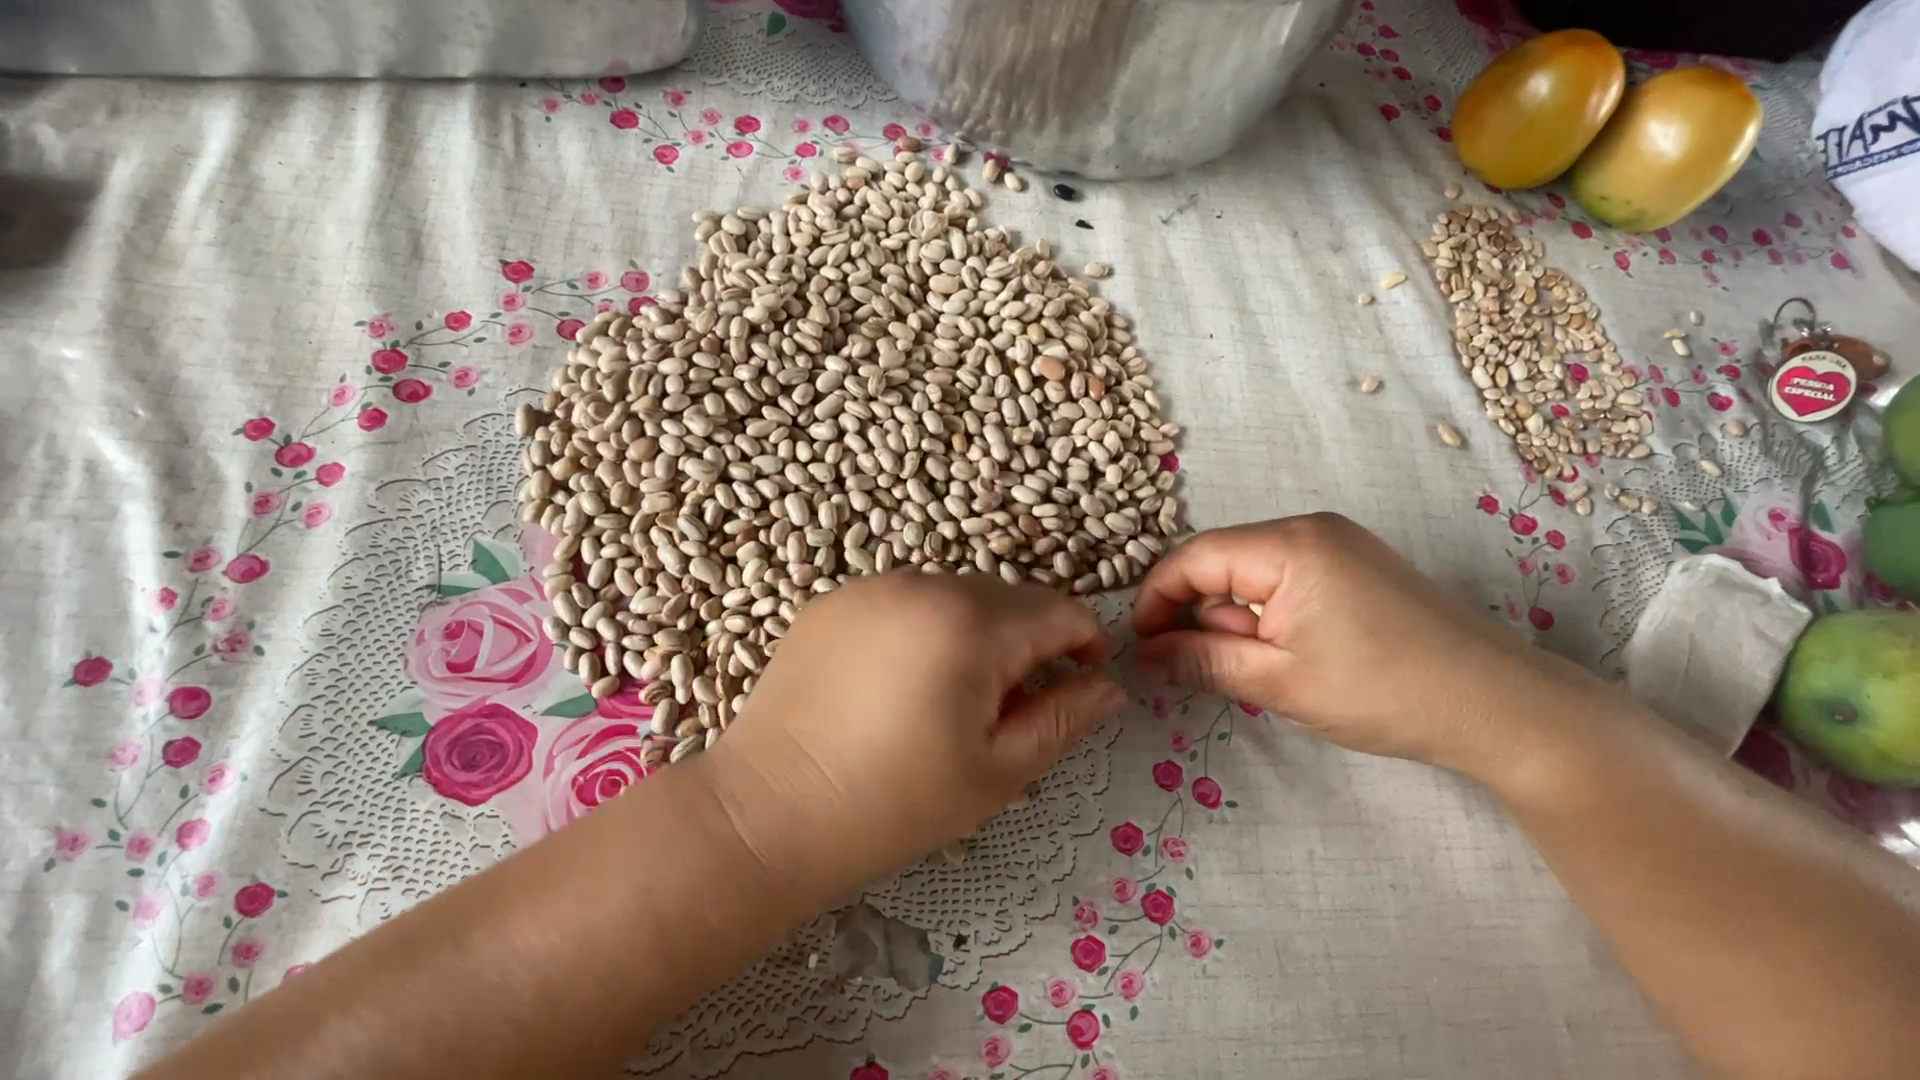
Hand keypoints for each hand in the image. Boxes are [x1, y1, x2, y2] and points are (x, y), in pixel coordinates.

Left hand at [704, 571, 1122, 899]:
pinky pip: (903, 602)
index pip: (1059, 610)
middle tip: (1008, 707)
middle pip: (1008, 599)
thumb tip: (1109, 687)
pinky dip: (922, 629)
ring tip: (949, 698)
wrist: (769, 811)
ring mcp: (871, 587)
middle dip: (1027, 642)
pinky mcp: (832, 601)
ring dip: (974, 633)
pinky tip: (897, 685)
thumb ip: (1064, 719)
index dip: (1085, 643)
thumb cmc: (894, 803)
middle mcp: (923, 585)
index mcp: (972, 624)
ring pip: (955, 596)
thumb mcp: (997, 771)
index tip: (1082, 681)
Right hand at [1132, 514, 1599, 780]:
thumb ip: (1201, 659)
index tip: (1140, 647)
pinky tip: (1284, 656)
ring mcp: (1336, 544)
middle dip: (1197, 614)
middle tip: (1197, 669)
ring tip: (1257, 670)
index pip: (1192, 558)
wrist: (1499, 706)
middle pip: (1219, 562)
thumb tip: (1144, 653)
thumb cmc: (1384, 691)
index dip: (1156, 600)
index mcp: (1289, 545)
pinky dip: (1265, 617)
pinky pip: (1283, 581)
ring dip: (1233, 620)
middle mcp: (1309, 528)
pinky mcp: (1354, 566)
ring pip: (1249, 574)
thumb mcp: (1278, 681)